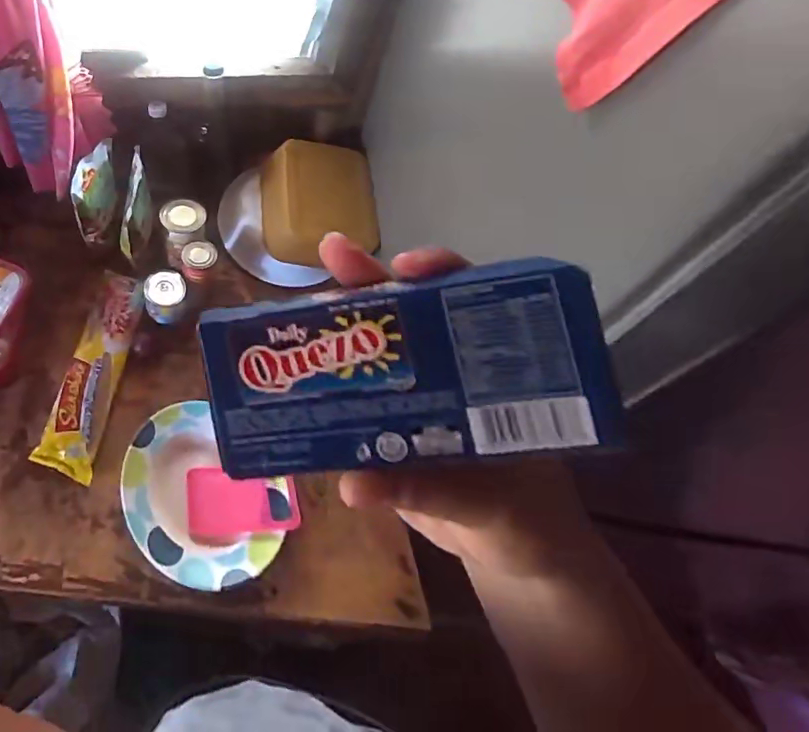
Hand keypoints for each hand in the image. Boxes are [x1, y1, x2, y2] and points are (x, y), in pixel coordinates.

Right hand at [318, 234, 602, 578]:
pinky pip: (348, 403)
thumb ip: (428, 492)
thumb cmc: (523, 514)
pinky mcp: (384, 430)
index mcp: (482, 371)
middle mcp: (442, 372)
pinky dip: (317, 393)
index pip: (463, 301)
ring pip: (367, 351)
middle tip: (332, 251)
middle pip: (402, 314)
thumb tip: (355, 483)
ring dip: (330, 330)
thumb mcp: (487, 503)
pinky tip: (284, 383)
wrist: (513, 557)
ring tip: (290, 318)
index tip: (407, 266)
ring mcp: (409, 398)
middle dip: (365, 281)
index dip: (438, 274)